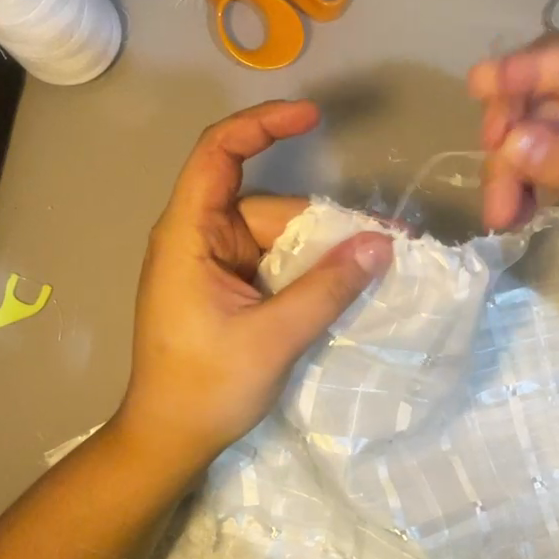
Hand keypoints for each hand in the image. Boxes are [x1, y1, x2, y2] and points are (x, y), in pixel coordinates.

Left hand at [114, 100, 391, 467]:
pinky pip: (278, 265)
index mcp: (190, 235)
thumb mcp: (273, 337)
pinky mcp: (232, 290)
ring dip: (325, 252)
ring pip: (281, 239)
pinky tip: (350, 284)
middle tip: (388, 243)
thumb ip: (328, 288)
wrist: (169, 441)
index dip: (263, 124)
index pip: (218, 154)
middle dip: (325, 223)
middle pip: (269, 207)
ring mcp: (217, 266)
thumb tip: (383, 244)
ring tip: (379, 267)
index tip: (312, 116)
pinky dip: (312, 272)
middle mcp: (201, 239)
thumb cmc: (205, 387)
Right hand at [472, 40, 558, 335]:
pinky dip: (523, 181)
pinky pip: (546, 156)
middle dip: (519, 124)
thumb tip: (510, 139)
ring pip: (544, 124)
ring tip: (502, 213)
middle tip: (494, 167)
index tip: (481, 83)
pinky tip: (514, 215)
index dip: (538, 68)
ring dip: (513, 163)